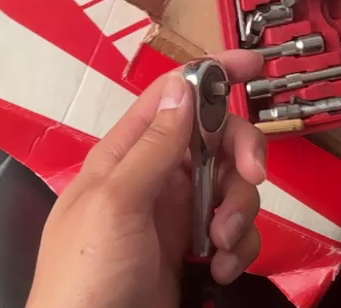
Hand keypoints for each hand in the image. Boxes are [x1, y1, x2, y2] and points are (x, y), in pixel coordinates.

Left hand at [26, 52, 268, 307]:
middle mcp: (155, 176)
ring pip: (230, 185)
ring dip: (239, 211)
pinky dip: (237, 248)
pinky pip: (232, 232)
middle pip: (214, 139)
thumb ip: (152, 147)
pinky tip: (219, 271)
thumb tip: (183, 88)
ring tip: (220, 248)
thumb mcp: (115, 205)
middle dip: (240, 153)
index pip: (173, 94)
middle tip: (252, 176)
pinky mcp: (193, 254)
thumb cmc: (86, 275)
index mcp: (127, 153)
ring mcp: (175, 216)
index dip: (212, 74)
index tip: (254, 64)